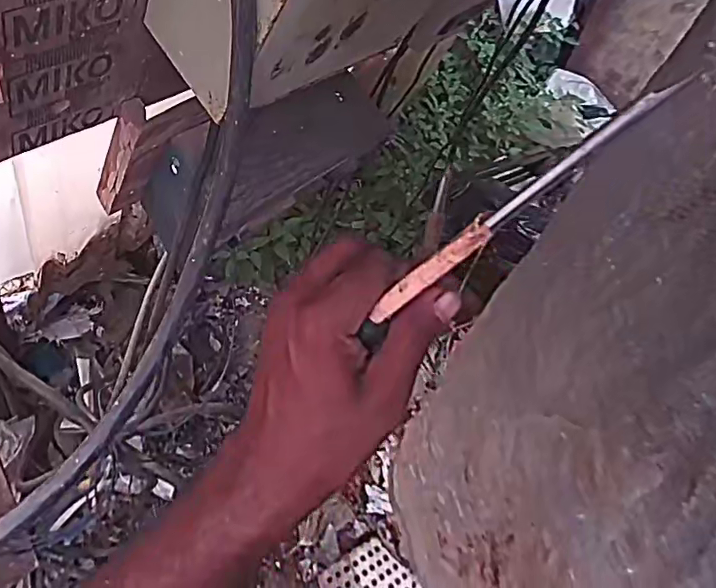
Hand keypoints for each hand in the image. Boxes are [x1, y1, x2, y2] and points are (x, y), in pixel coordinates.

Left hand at [222, 237, 461, 529]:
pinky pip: (321, 277)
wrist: (270, 466)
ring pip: (337, 258)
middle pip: (355, 249)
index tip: (439, 297)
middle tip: (412, 309)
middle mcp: (298, 299)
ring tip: (385, 326)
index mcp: (322, 319)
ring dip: (367, 278)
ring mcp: (285, 301)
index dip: (415, 278)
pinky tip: (358, 330)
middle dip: (390, 271)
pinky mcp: (281, 309)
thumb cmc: (324, 445)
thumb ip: (414, 337)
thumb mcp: (384, 397)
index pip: (379, 266)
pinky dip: (346, 288)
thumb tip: (445, 298)